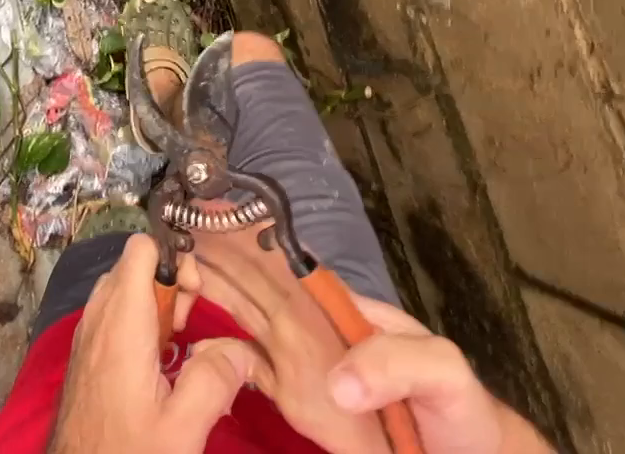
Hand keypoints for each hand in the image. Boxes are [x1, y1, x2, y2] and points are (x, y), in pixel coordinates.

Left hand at [47, 234, 259, 453]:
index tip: (196, 295)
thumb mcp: (182, 428)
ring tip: (177, 343)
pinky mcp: (85, 348)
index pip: (141, 247)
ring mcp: (87, 329)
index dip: (174, 258)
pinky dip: (138, 319)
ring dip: (155, 302)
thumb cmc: (128, 451)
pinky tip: (155, 358)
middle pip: (135, 264)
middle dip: (169, 283)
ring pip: (124, 286)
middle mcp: (98, 314)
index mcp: (121, 320)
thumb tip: (244, 348)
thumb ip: (215, 379)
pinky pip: (113, 310)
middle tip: (190, 327)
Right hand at [187, 230, 539, 453]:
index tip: (207, 215)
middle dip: (210, 254)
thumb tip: (334, 379)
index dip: (244, 237)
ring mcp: (298, 361)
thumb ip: (396, 363)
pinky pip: (246, 369)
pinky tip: (187, 336)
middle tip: (166, 234)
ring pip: (241, 314)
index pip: (280, 262)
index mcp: (334, 306)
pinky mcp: (294, 400)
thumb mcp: (443, 373)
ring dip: (207, 289)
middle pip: (250, 281)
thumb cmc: (458, 410)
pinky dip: (214, 350)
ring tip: (168, 267)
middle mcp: (307, 325)